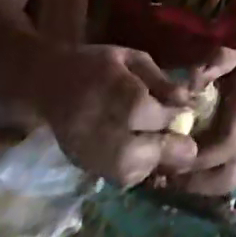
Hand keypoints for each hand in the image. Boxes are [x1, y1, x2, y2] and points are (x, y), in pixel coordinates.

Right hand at [35, 45, 196, 185]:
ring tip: (163, 146)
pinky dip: (137, 170)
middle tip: (183, 140)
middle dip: (166, 148)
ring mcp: (84, 150)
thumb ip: (160, 80)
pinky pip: (115, 178)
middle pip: (132, 152)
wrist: (49, 84)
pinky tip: (144, 154)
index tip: (185, 113)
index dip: (170, 115)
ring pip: (125, 172)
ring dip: (153, 163)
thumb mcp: (132, 58)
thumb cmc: (98, 66)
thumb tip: (186, 102)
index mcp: (109, 89)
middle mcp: (93, 125)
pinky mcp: (81, 165)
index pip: (143, 111)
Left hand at [173, 51, 235, 194]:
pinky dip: (202, 183)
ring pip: (225, 182)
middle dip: (192, 179)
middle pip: (226, 177)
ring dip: (196, 184)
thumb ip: (216, 62)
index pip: (227, 144)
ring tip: (169, 172)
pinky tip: (182, 170)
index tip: (168, 149)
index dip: (198, 155)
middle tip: (162, 166)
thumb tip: (191, 81)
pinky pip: (224, 180)